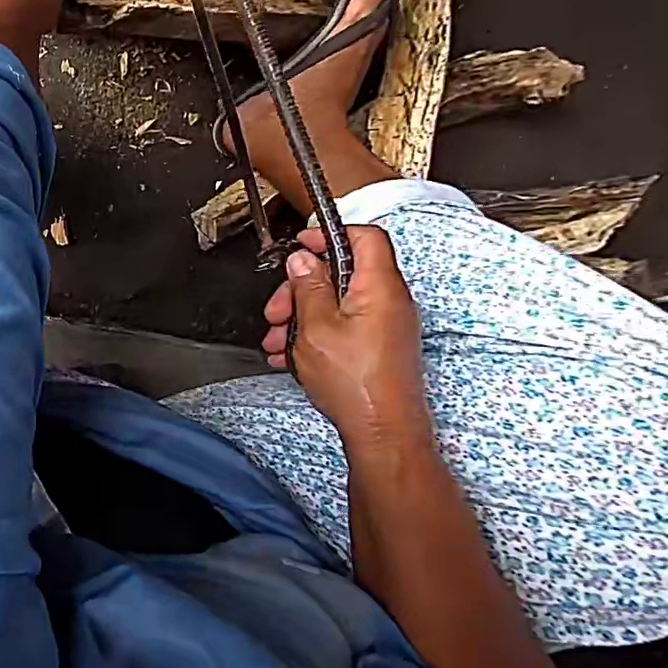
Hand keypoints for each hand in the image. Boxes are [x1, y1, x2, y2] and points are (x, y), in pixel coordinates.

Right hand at [262, 225, 431, 445]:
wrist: (381, 432)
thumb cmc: (356, 384)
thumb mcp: (316, 326)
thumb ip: (309, 286)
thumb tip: (303, 260)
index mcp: (379, 288)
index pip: (365, 237)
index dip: (331, 235)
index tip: (303, 244)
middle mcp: (389, 302)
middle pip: (341, 273)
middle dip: (301, 287)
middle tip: (278, 308)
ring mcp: (386, 325)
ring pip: (337, 302)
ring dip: (301, 315)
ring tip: (277, 339)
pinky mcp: (378, 345)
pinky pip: (342, 325)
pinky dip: (314, 332)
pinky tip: (291, 353)